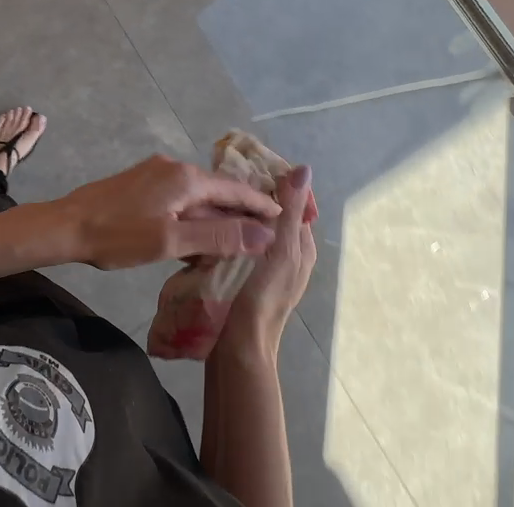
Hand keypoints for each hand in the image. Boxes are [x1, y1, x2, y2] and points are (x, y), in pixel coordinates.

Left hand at [53, 155, 280, 269]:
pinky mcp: (142, 184)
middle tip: (268, 233)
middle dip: (242, 212)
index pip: (235, 191)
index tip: (287, 218)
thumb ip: (218, 238)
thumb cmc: (118, 236)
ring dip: (218, 217)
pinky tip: (200, 236)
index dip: (262, 206)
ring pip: (199, 196)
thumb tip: (266, 234)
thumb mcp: (171, 241)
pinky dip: (197, 215)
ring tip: (240, 241)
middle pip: (218, 191)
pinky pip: (181, 198)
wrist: (67, 226)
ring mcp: (156, 174)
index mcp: (185, 178)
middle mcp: (174, 168)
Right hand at [221, 165, 314, 355]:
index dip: (273, 181)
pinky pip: (238, 242)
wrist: (238, 348)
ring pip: (252, 227)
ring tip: (212, 198)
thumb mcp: (281, 250)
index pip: (292, 201)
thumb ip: (290, 211)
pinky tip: (209, 224)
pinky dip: (227, 230)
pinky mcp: (242, 274)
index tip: (246, 165)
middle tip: (222, 181)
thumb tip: (304, 169)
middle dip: (251, 196)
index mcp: (301, 246)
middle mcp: (286, 253)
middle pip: (270, 214)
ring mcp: (263, 265)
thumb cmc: (263, 297)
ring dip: (236, 213)